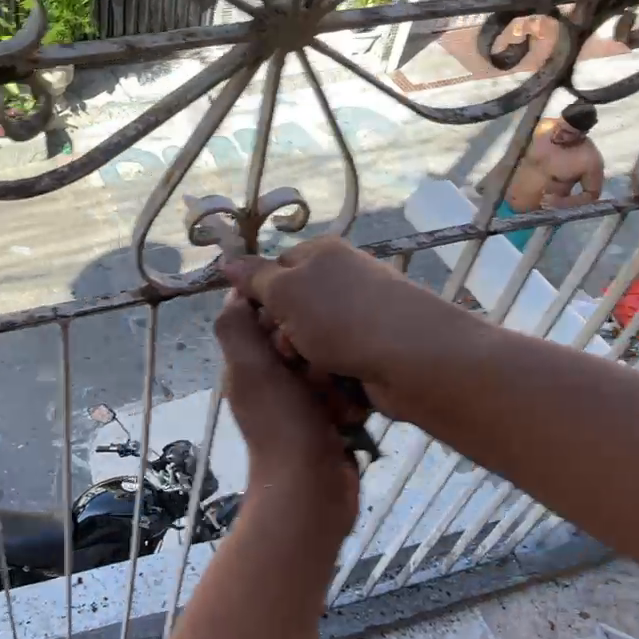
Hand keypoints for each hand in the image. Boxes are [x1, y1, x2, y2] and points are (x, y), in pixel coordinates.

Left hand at [214, 292, 357, 505]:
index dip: (283, 311)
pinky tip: (350, 417)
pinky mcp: (328, 421)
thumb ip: (236, 327)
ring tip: (335, 400)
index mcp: (247, 364)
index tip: (303, 316)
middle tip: (318, 373)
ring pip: (329, 365)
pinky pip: (345, 394)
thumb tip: (236, 290)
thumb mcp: (250, 367)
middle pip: (302, 338)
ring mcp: (300, 402)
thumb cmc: (280, 424)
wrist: (311, 491)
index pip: (263, 316)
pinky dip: (348, 403)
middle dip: (317, 351)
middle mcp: (271, 379)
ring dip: (336, 380)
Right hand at [220, 237, 480, 416]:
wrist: (413, 360)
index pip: (271, 271)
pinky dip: (326, 374)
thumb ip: (254, 278)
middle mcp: (339, 280)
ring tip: (314, 371)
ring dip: (301, 360)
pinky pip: (330, 361)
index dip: (259, 298)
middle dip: (280, 335)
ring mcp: (356, 316)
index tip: (257, 321)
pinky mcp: (368, 349)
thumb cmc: (342, 318)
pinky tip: (333, 384)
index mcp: (320, 255)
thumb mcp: (287, 291)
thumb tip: (225, 259)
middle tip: (288, 349)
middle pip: (287, 310)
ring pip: (305, 341)